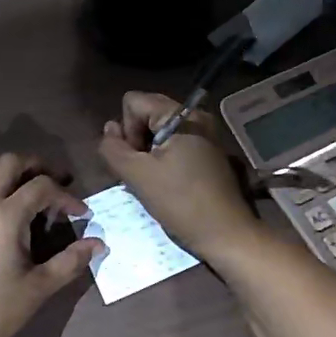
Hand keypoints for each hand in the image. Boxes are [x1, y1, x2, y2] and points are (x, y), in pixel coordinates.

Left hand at [0, 154, 103, 336]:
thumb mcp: (41, 286)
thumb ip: (71, 260)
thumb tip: (98, 243)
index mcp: (6, 215)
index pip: (42, 187)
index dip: (66, 196)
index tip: (82, 214)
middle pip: (9, 164)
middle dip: (36, 166)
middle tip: (56, 182)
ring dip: (2, 166)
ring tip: (21, 181)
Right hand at [98, 91, 259, 257]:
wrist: (226, 234)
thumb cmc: (180, 202)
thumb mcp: (136, 175)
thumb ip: (112, 147)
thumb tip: (109, 129)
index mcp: (180, 115)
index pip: (133, 102)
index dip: (126, 129)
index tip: (136, 159)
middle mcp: (196, 116)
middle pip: (146, 113)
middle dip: (136, 140)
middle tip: (142, 171)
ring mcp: (205, 133)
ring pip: (159, 130)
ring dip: (148, 152)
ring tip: (154, 179)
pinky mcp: (209, 151)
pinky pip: (174, 142)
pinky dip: (163, 158)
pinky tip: (167, 182)